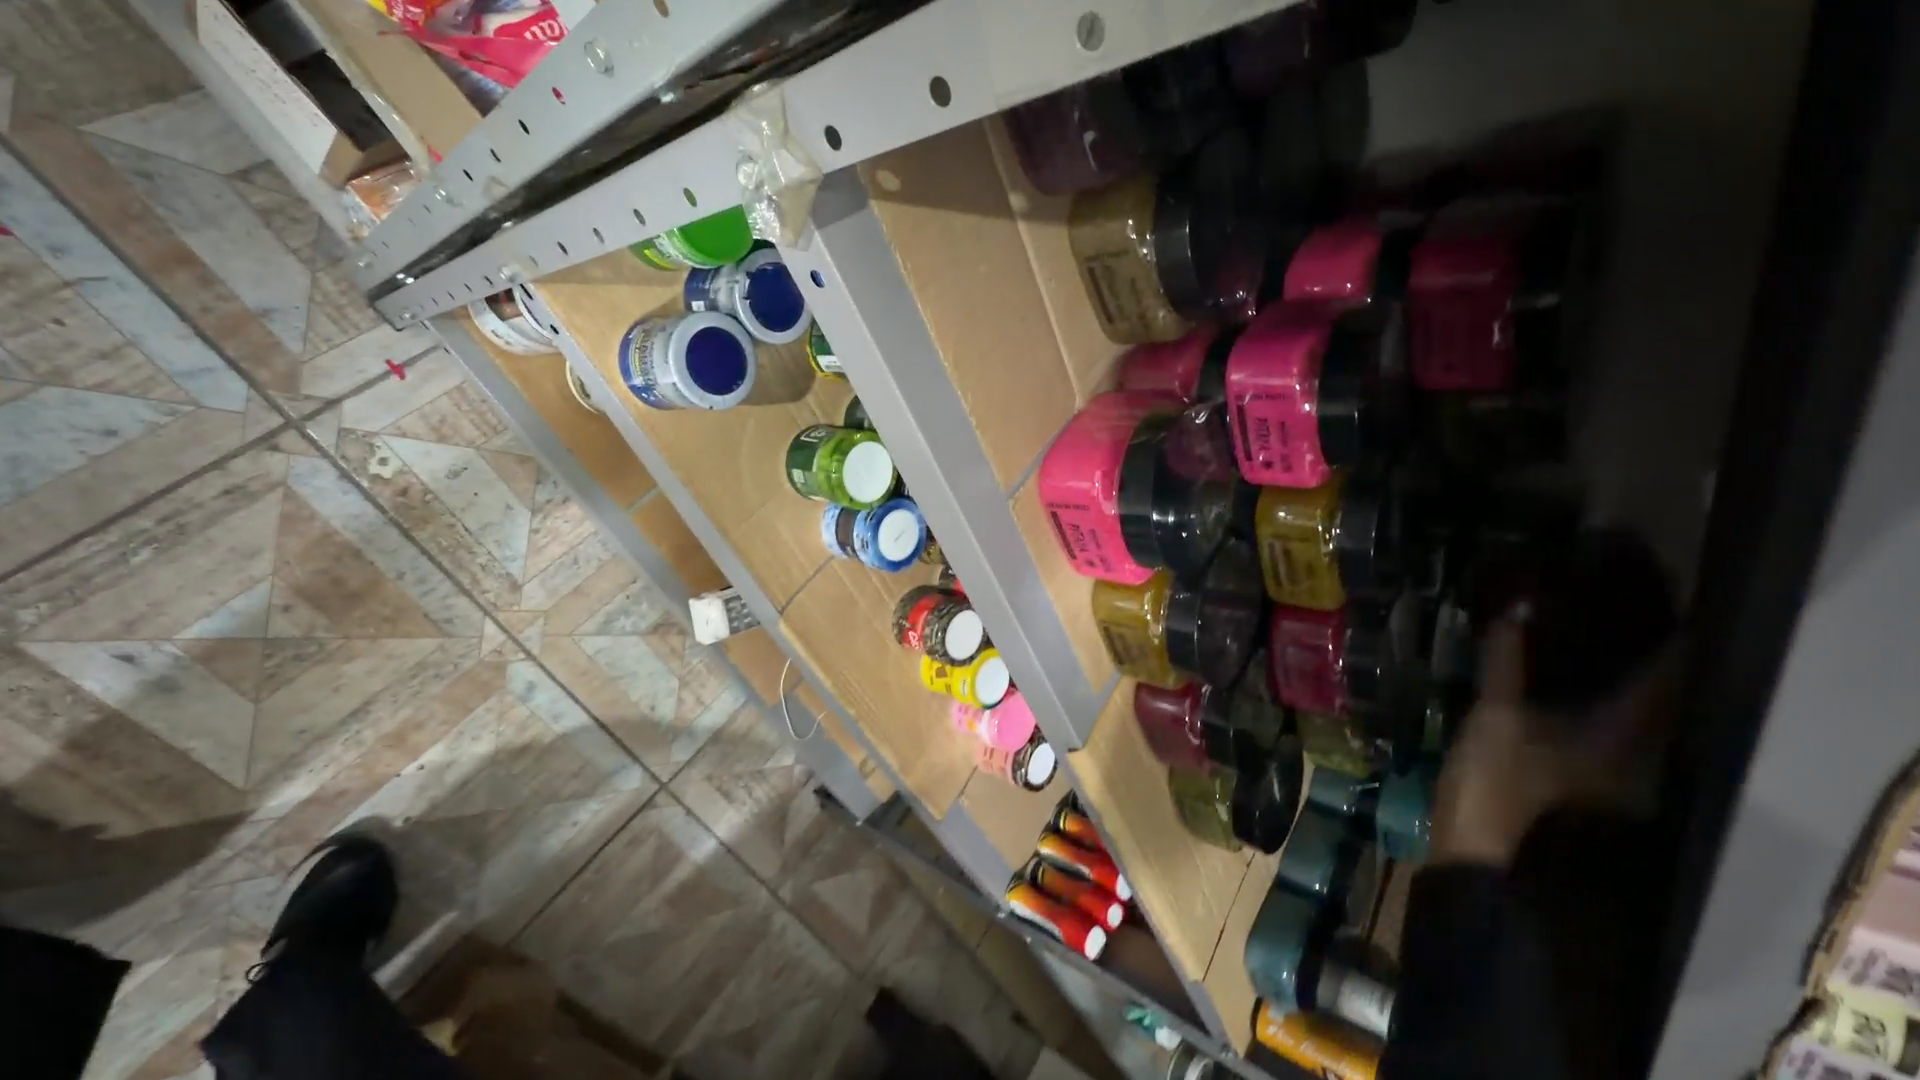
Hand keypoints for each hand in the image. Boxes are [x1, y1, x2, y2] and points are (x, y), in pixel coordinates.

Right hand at [1429, 616, 1674, 867]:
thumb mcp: (1494, 715)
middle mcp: (1630, 753)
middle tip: (1633, 616)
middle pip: (1656, 699)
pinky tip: (1574, 686)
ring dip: (1624, 682)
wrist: (1477, 848)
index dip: (1675, 644)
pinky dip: (1600, 703)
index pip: (1665, 682)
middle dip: (1648, 659)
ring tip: (1605, 642)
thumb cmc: (1494, 782)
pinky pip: (1607, 728)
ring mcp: (1609, 770)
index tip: (1676, 609)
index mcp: (1621, 736)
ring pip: (1633, 716)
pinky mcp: (1582, 776)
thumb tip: (1514, 611)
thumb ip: (1505, 664)